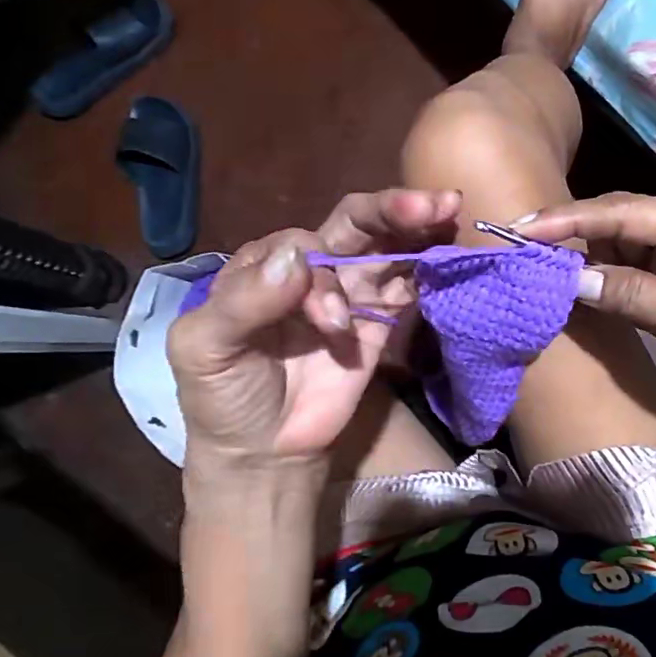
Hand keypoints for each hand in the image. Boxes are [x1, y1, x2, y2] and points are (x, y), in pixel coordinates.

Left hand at [167, 189, 460, 482]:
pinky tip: (448, 255)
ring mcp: (349, 294)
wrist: (263, 451)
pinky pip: (405, 287)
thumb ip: (244, 301)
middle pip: (354, 224)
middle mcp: (310, 270)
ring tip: (450, 210)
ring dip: (417, 229)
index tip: (331, 324)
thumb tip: (300, 259)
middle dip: (392, 210)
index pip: (306, 246)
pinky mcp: (378, 323)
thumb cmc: (223, 396)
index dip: (324, 276)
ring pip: (385, 248)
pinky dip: (426, 270)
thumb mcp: (205, 349)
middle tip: (432, 204)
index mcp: (264, 265)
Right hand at [514, 194, 655, 417]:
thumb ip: (633, 294)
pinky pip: (630, 269)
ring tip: (541, 267)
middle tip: (521, 246)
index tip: (523, 227)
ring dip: (585, 256)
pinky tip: (577, 284)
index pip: (624, 212)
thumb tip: (571, 278)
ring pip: (620, 244)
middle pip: (619, 220)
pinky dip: (604, 277)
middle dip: (572, 232)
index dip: (570, 219)